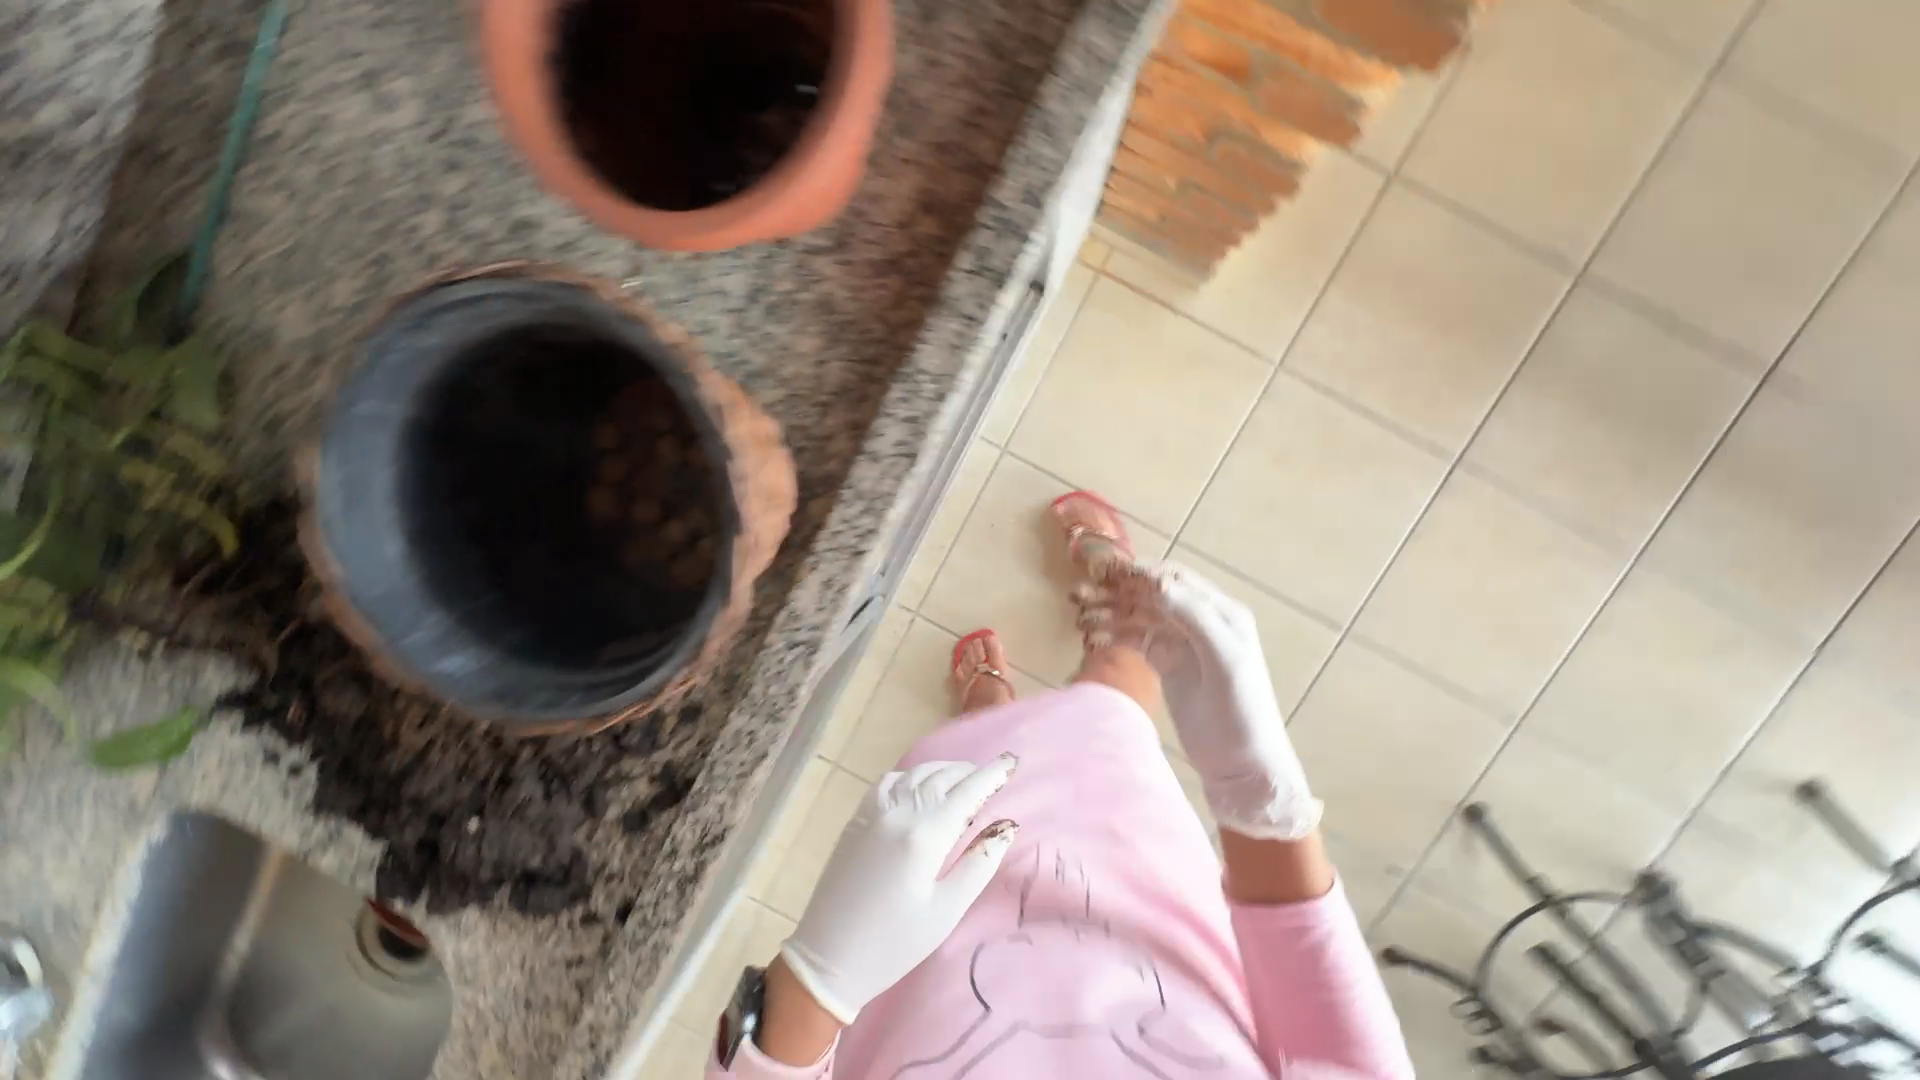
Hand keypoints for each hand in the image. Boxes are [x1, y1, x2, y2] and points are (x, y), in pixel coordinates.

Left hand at [779, 756, 1020, 1023]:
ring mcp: (873, 812)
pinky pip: (888, 781)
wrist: (828, 957)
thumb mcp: (946, 911)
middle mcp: (898, 813)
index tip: (1012, 761)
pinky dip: (911, 775)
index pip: (967, 792)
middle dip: (969, 771)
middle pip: (940, 777)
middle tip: (991, 775)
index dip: (992, 774)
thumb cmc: (895, 944)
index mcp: (924, 836)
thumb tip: (1007, 826)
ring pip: (914, 774)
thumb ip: (979, 864)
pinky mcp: (856, 819)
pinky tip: (919, 787)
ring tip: (962, 779)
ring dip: (942, 770)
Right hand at [1075, 561, 1321, 840]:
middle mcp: (1199, 620)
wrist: (1242, 764)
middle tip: (1081, 593)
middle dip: (1117, 590)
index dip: (1141, 573)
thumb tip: (1157, 583)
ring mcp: (1180, 642)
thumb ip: (1195, 618)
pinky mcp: (1165, 663)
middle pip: (1151, 594)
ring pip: (1139, 616)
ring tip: (1078, 615)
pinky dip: (1112, 635)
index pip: (1175, 578)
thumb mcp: (1225, 659)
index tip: (1106, 573)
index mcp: (1221, 611)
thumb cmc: (1242, 709)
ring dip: (1109, 611)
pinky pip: (1134, 639)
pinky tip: (1091, 638)